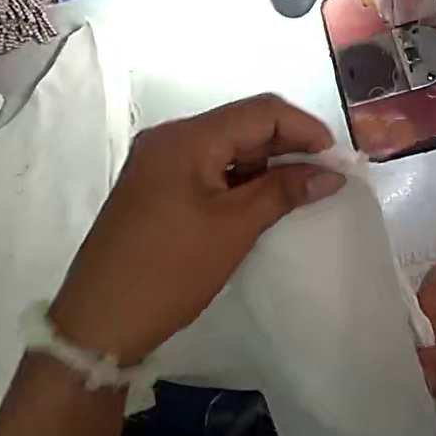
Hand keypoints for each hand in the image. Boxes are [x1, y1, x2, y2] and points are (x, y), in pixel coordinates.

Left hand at [50, 95, 345, 364]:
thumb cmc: (169, 271)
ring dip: (266, 163)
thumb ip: (284, 191)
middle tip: (325, 176)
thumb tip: (331, 173)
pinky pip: (209, 168)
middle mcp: (170, 139)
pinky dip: (241, 179)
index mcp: (186, 138)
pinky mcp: (157, 186)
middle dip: (288, 145)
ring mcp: (159, 163)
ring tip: (300, 190)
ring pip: (227, 147)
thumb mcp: (234, 228)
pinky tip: (263, 199)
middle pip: (243, 124)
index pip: (260, 111)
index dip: (304, 128)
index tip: (336, 159)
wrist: (99, 323)